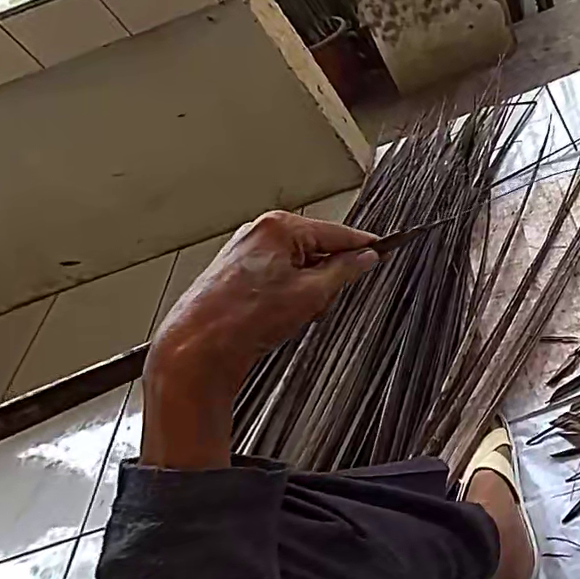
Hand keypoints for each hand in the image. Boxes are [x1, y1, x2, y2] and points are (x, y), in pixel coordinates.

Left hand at [143, 211, 379, 468]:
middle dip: (327, 277)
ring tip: (293, 315)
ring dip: (308, 291)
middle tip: (321, 302)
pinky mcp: (237, 273)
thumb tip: (364, 258)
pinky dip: (289, 296)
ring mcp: (245, 253)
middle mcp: (258, 233)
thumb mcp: (312, 294)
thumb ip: (345, 270)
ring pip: (299, 267)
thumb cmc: (240, 319)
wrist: (197, 350)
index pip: (336, 232)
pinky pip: (280, 278)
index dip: (362, 246)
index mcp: (277, 227)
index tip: (382, 251)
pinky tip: (278, 318)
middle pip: (317, 249)